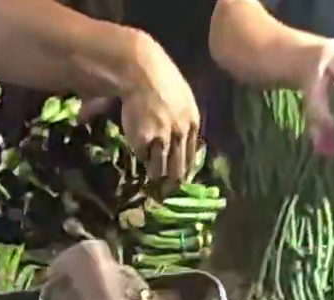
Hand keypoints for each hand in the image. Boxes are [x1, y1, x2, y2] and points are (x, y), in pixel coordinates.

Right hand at [119, 37, 201, 182]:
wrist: (141, 71)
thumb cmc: (161, 81)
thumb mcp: (183, 99)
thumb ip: (186, 122)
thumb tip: (183, 146)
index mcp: (192, 123)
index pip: (191, 158)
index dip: (185, 173)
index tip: (179, 183)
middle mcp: (180, 134)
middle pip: (178, 169)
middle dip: (172, 184)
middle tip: (166, 194)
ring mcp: (162, 139)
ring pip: (160, 170)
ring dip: (156, 178)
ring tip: (153, 185)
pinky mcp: (144, 141)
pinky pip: (143, 158)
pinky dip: (142, 159)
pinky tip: (141, 154)